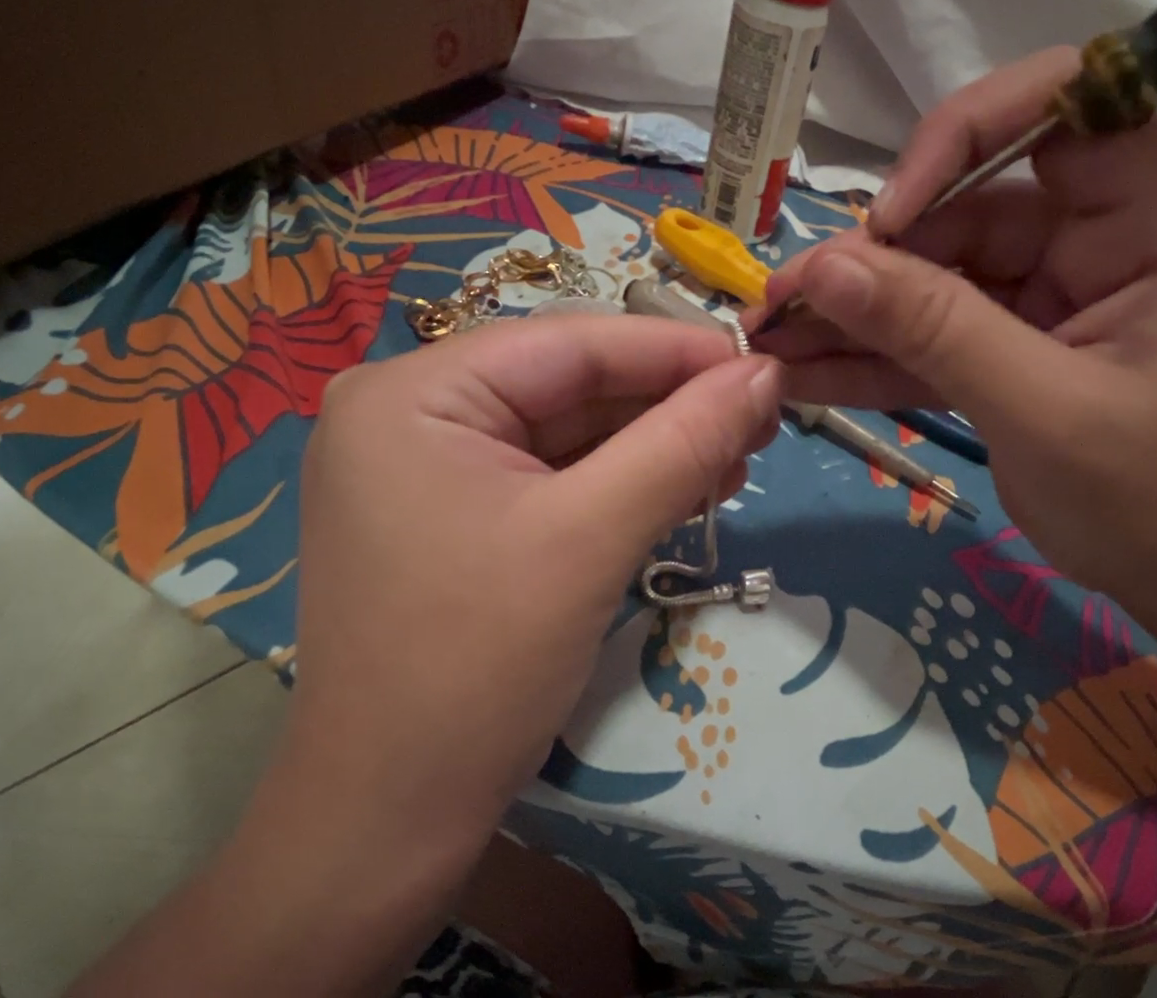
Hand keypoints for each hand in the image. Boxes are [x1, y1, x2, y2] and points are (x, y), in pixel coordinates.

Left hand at [74, 317, 779, 996]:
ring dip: (651, 447)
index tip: (766, 365)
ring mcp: (422, 469)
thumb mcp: (590, 538)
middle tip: (761, 426)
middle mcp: (406, 414)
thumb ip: (683, 443)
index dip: (677, 350)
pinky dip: (614, 485)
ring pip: (562, 434)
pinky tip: (681, 492)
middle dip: (669, 406)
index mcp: (412, 393)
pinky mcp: (447, 518)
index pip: (569, 344)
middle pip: (566, 386)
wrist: (390, 813)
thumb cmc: (478, 665)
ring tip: (736, 465)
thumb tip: (766, 372)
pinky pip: (545, 479)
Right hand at [748, 45, 1156, 634]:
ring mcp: (1047, 300)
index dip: (966, 137)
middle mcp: (1096, 241)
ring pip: (933, 281)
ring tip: (767, 339)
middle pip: (967, 209)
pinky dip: (871, 359)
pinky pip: (930, 340)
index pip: (1065, 107)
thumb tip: (823, 268)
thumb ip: (935, 331)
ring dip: (853, 313)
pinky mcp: (1012, 354)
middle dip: (871, 258)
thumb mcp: (1045, 410)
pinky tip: (800, 374)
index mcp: (1150, 221)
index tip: (892, 216)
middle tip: (780, 305)